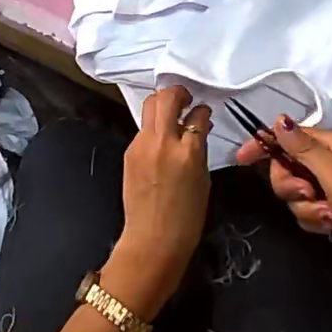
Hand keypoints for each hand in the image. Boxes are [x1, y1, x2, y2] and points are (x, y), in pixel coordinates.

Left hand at [105, 86, 211, 317]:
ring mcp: (141, 145)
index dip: (201, 110)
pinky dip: (153, 129)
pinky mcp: (129, 152)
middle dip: (177, 93)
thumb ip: (199, 149)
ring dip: (162, 106)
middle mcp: (162, 142)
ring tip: (172, 115)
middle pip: (165, 98)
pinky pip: (143, 130)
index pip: (196, 115)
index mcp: (188, 151)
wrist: (153, 237)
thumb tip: (197, 129)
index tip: (203, 111)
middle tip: (185, 99)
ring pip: (149, 108)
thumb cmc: (187, 216)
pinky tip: (160, 142)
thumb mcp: (203, 179)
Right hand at [235, 118, 331, 290]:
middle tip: (307, 194)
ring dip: (305, 206)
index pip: (288, 137)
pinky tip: (331, 227)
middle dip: (288, 183)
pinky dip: (314, 220)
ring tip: (328, 215)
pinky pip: (306, 212)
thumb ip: (303, 148)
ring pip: (294, 193)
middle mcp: (330, 163)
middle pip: (286, 167)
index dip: (264, 146)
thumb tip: (278, 119)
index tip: (241, 159)